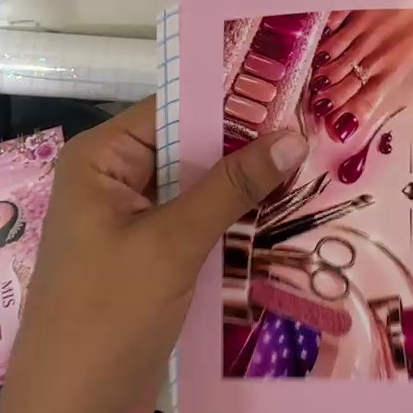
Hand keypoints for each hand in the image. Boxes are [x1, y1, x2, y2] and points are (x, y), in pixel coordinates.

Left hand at [0, 98, 307, 412]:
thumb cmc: (106, 316)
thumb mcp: (172, 244)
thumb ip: (231, 186)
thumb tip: (292, 134)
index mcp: (101, 158)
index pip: (172, 109)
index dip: (227, 102)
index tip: (288, 97)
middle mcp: (113, 179)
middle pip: (187, 148)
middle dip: (242, 148)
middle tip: (310, 135)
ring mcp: (130, 222)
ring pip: (196, 190)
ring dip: (242, 189)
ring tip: (309, 170)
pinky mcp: (147, 260)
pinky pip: (195, 227)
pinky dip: (230, 224)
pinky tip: (280, 219)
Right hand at [309, 9, 412, 144]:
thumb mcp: (412, 61)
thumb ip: (384, 81)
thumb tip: (359, 104)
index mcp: (394, 71)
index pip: (364, 100)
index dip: (345, 116)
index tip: (330, 128)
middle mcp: (376, 55)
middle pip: (344, 83)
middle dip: (327, 99)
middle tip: (313, 109)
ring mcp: (363, 31)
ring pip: (333, 58)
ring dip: (321, 74)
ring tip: (312, 86)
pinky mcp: (355, 9)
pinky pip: (332, 27)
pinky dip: (322, 40)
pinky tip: (314, 50)